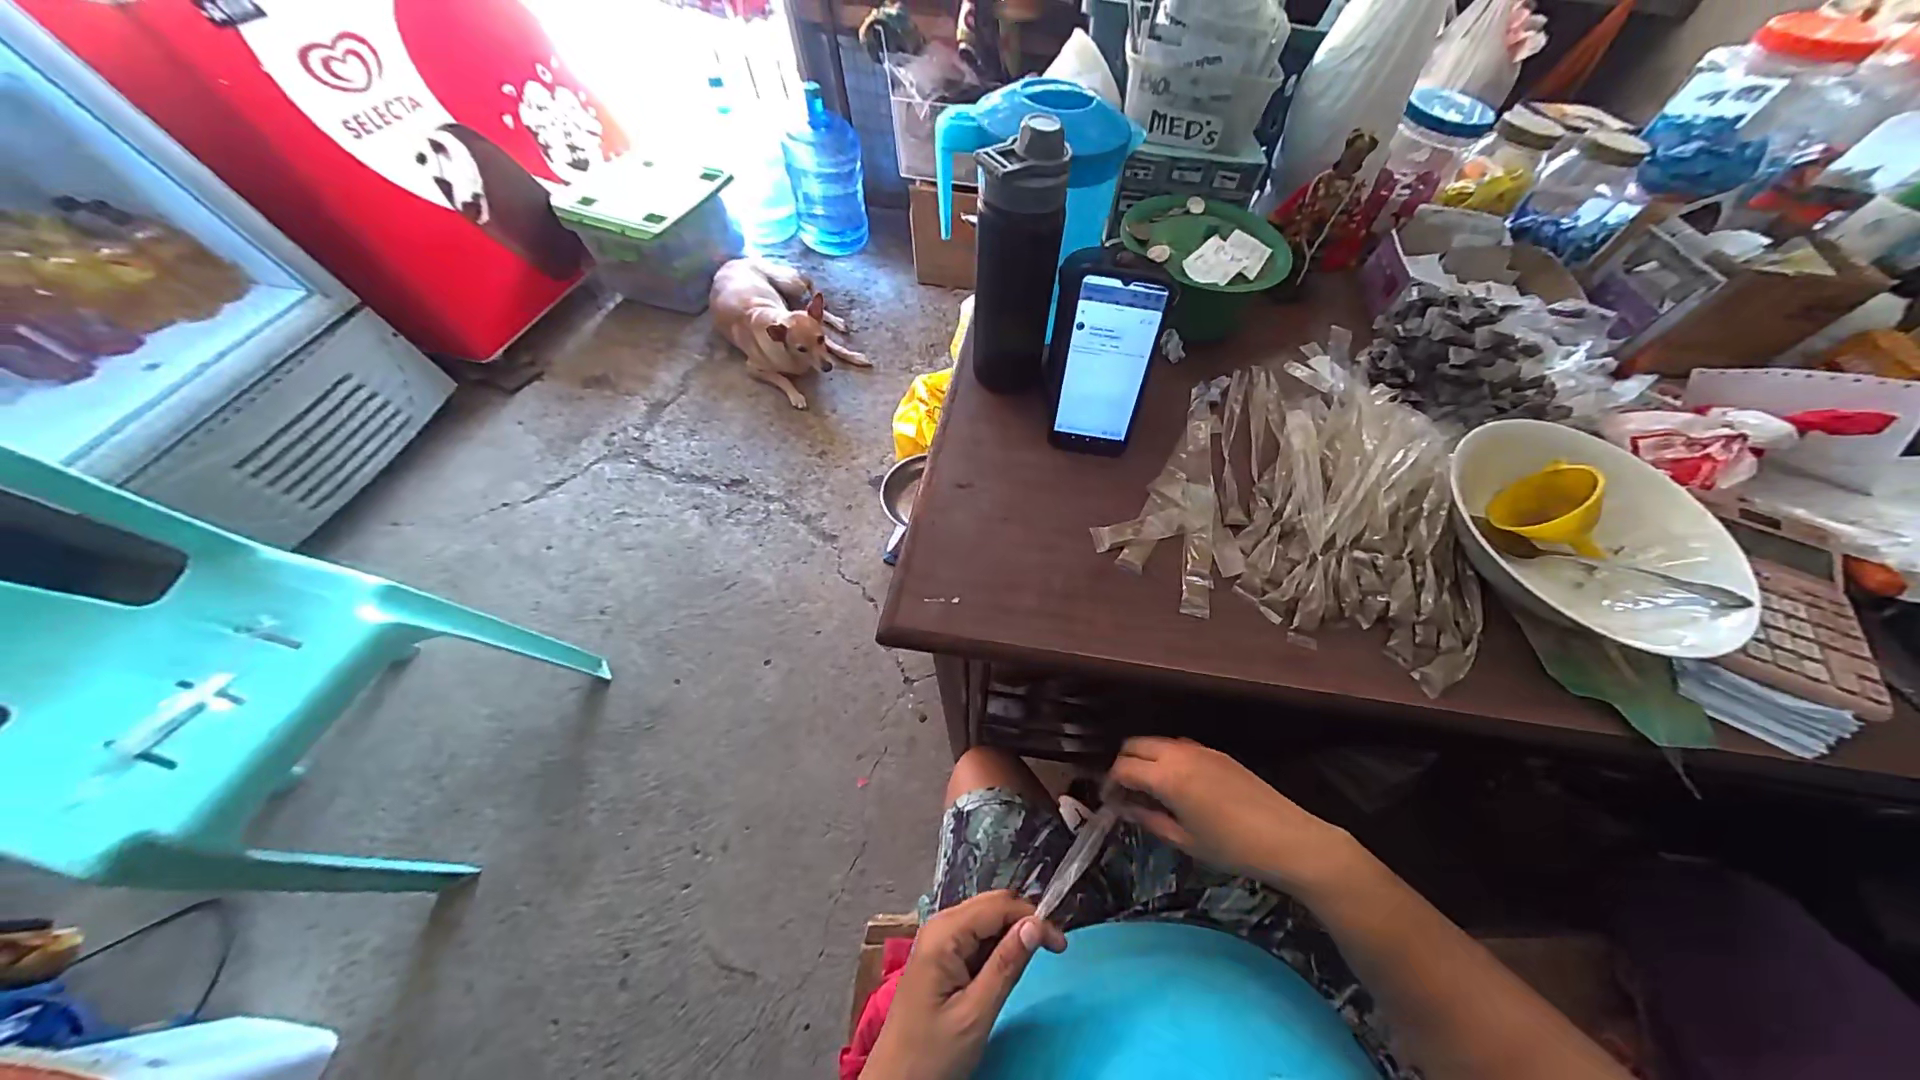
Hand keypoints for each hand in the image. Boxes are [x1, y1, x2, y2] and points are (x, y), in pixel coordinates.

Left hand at [862, 891, 1066, 1079]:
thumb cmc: (932, 1053)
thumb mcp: (975, 1013)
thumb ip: (1006, 965)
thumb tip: (1035, 925)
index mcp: (945, 932)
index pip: (998, 905)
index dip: (1033, 917)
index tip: (1061, 944)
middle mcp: (940, 924)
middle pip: (992, 905)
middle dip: (1026, 920)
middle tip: (1055, 948)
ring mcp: (939, 938)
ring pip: (987, 919)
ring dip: (1014, 932)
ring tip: (1038, 954)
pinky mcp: (942, 954)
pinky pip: (977, 936)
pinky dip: (999, 944)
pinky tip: (1010, 962)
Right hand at [1106, 736, 1357, 898]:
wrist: (1289, 839)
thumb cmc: (1232, 848)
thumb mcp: (1185, 840)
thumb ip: (1149, 819)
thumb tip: (1124, 807)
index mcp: (1167, 777)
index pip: (1122, 768)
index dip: (1109, 784)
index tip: (1108, 802)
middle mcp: (1179, 754)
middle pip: (1134, 745)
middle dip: (1123, 765)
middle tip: (1124, 792)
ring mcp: (1199, 749)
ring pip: (1156, 742)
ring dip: (1144, 758)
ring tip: (1148, 788)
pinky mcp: (1216, 752)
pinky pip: (1179, 746)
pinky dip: (1165, 757)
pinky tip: (1175, 783)